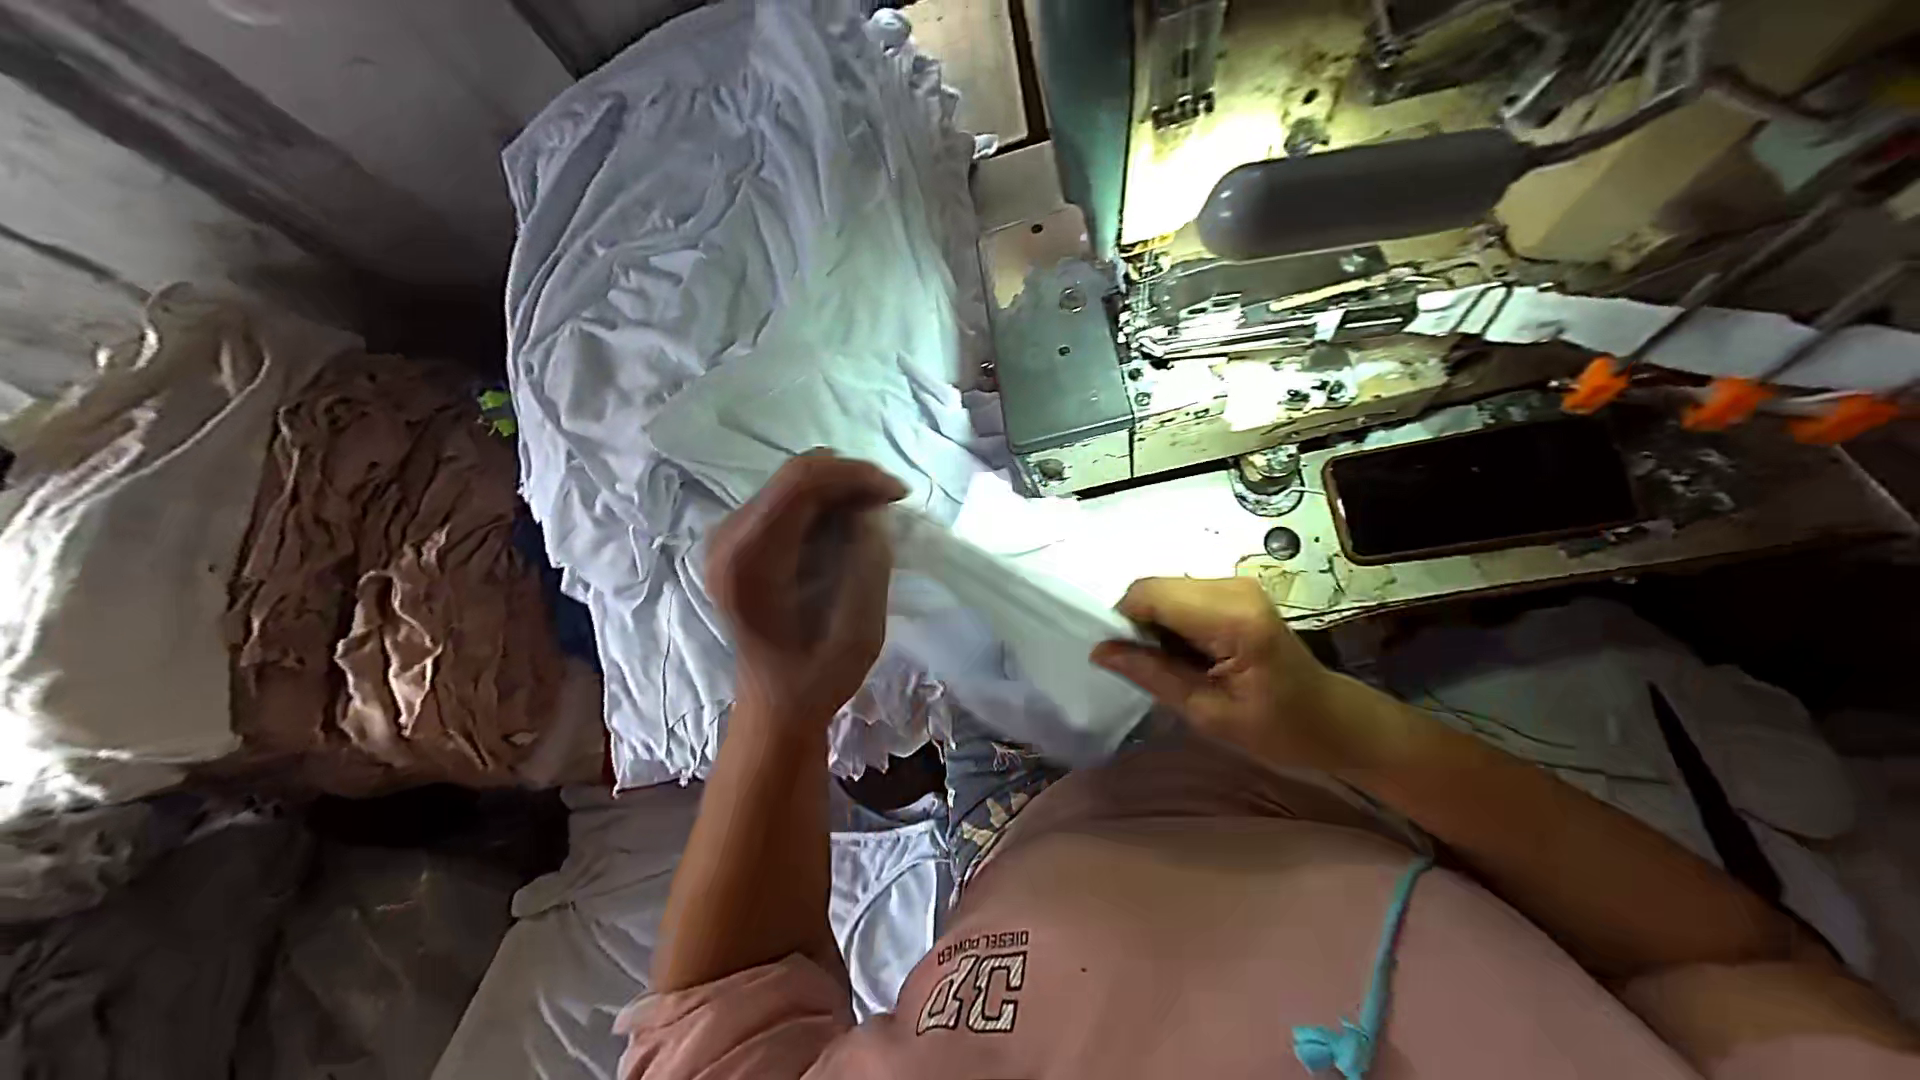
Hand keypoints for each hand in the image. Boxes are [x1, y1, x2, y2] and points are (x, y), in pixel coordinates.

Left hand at [707, 452, 907, 729]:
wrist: (776, 702)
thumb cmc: (818, 676)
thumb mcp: (860, 633)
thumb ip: (868, 568)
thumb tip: (870, 514)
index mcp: (750, 562)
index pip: (801, 483)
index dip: (855, 475)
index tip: (897, 494)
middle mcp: (728, 539)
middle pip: (796, 474)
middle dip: (851, 479)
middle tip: (891, 504)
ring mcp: (727, 537)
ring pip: (793, 481)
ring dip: (840, 491)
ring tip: (874, 518)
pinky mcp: (737, 539)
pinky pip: (786, 498)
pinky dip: (825, 503)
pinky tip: (847, 528)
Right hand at [1091, 577, 1350, 768]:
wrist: (1333, 720)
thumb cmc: (1278, 728)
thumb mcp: (1207, 713)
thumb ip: (1152, 674)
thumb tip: (1099, 651)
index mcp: (1232, 618)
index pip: (1149, 595)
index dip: (1124, 622)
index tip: (1124, 660)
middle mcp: (1233, 587)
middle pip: (1154, 588)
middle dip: (1137, 623)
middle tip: (1148, 666)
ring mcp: (1236, 584)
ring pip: (1163, 589)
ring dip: (1153, 623)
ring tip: (1172, 662)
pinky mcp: (1235, 590)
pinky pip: (1180, 594)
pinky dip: (1170, 620)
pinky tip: (1188, 652)